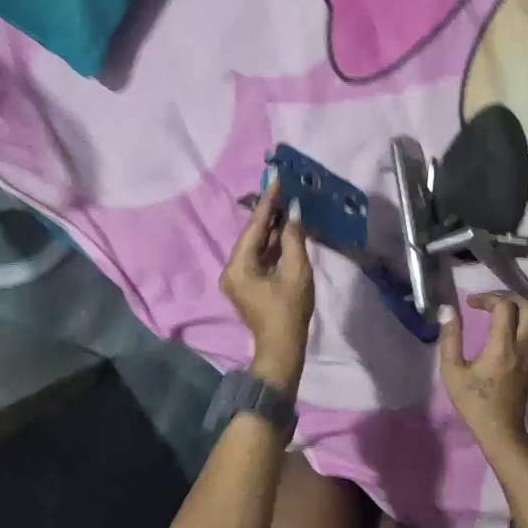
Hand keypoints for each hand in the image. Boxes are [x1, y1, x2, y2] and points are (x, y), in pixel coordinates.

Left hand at [220, 181, 314, 384]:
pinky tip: (285, 229)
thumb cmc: (289, 311)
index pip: (254, 227)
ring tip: (287, 203)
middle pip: (252, 234)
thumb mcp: (296, 272)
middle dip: (269, 213)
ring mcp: (238, 278)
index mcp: (238, 266)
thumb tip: (293, 213)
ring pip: (256, 245)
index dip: (267, 202)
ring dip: (271, 228)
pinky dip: (272, 244)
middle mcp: (231, 269)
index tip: (276, 179)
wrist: (282, 349)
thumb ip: (293, 239)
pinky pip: (259, 257)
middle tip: (284, 188)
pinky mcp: (247, 284)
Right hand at [438, 292, 527, 446]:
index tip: (470, 304)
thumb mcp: (452, 371)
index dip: (487, 298)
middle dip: (508, 296)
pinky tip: (504, 329)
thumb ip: (450, 338)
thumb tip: (447, 310)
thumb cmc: (474, 402)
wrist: (500, 430)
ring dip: (517, 307)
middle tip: (488, 301)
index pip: (505, 307)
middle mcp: (522, 346)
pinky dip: (521, 321)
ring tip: (496, 311)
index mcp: (502, 346)